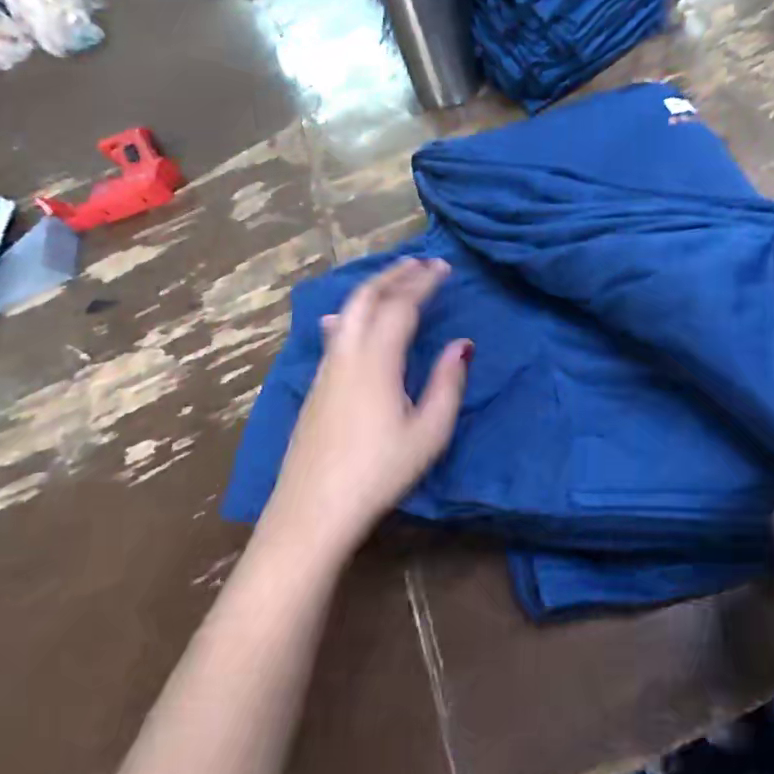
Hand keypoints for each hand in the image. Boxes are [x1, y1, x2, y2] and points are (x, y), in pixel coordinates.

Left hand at [265, 257, 470, 556]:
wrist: (312, 510)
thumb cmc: (379, 472)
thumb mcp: (429, 432)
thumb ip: (448, 383)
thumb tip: (461, 345)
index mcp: (377, 360)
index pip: (402, 306)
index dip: (424, 282)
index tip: (444, 267)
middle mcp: (347, 354)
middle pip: (367, 298)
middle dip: (394, 275)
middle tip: (419, 263)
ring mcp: (326, 369)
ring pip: (345, 312)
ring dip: (371, 290)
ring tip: (392, 281)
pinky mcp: (316, 386)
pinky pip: (333, 333)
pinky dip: (349, 313)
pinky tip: (343, 321)